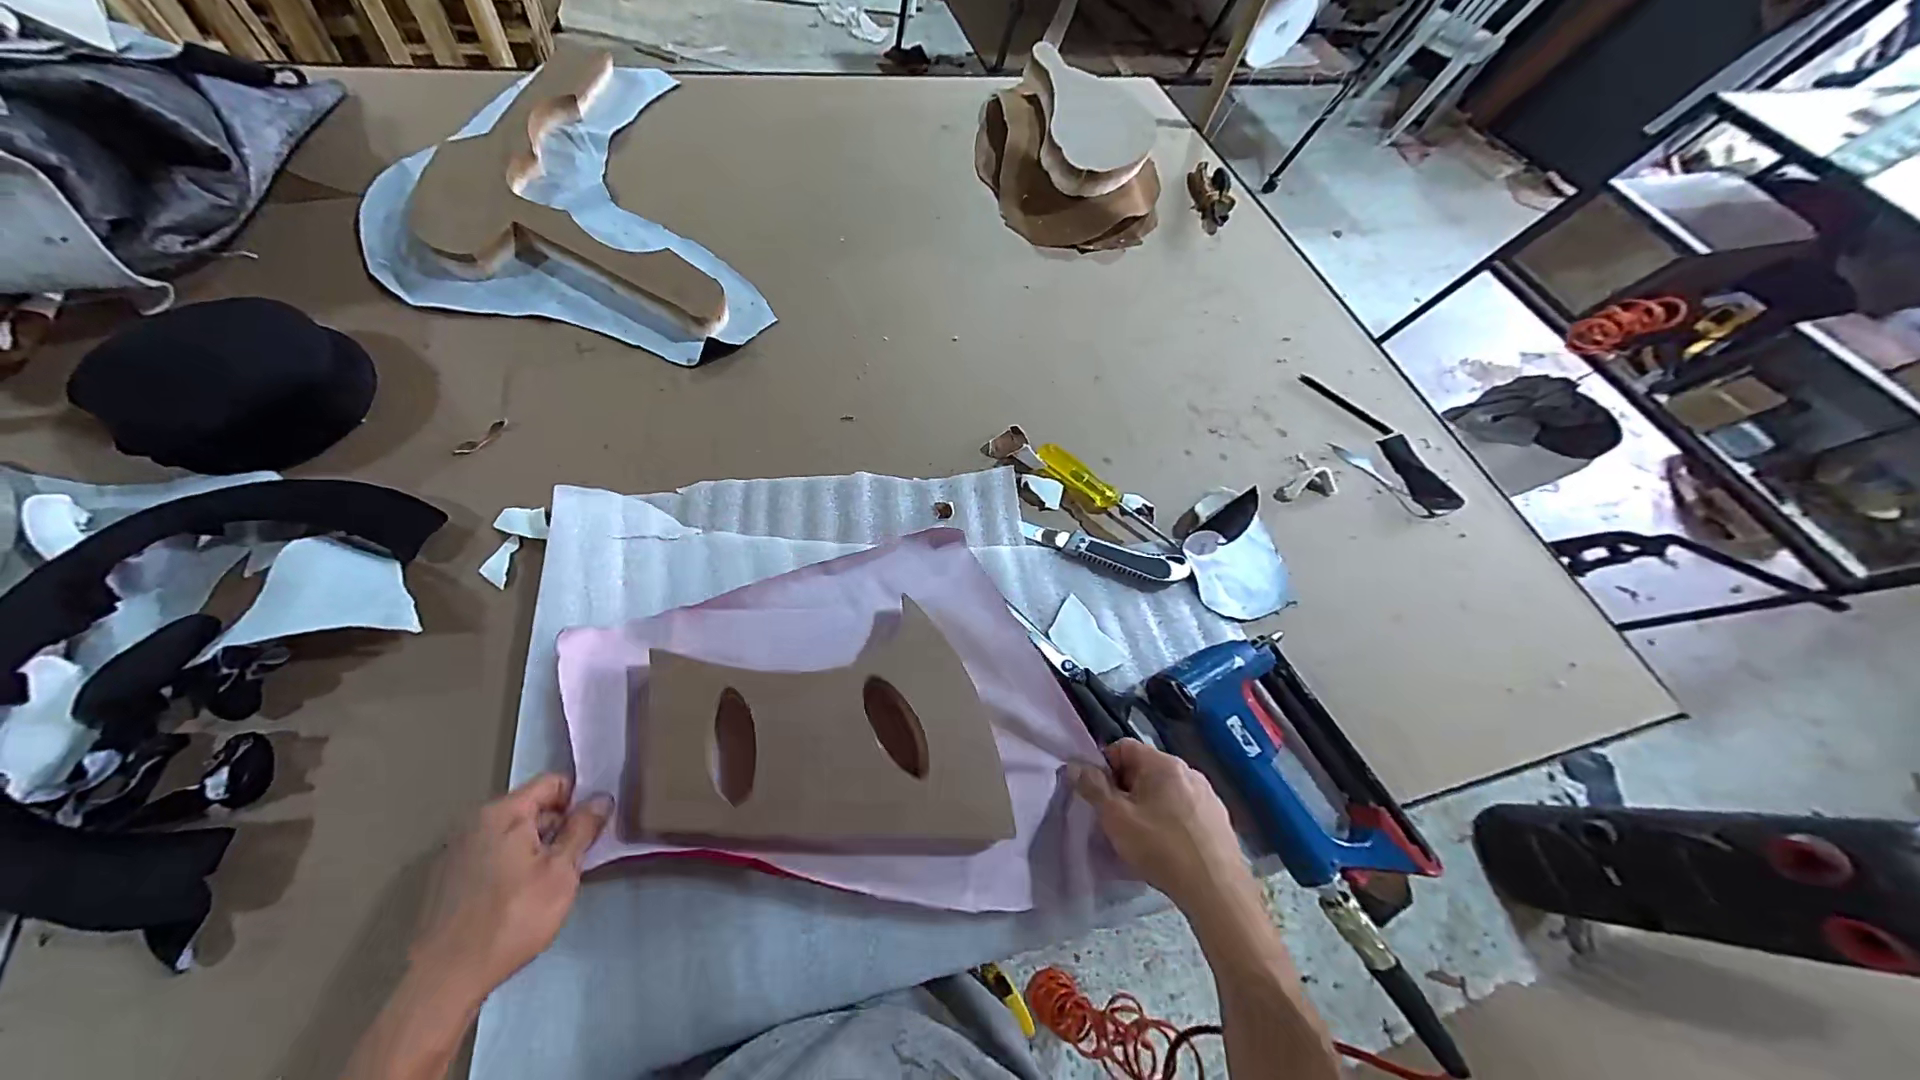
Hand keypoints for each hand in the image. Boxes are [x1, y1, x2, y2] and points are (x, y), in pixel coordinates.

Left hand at [409, 773, 612, 1004]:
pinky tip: (520, 895)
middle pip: (532, 806)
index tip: (596, 824)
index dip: (581, 797)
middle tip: (580, 856)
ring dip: (537, 846)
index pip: (554, 782)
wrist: (445, 980)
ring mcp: (456, 851)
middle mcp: (474, 822)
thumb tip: (601, 798)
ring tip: (552, 879)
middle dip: (560, 825)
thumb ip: (583, 828)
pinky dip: (513, 863)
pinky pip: (493, 854)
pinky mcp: (447, 879)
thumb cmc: (512, 918)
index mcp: (502, 812)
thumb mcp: (561, 872)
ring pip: (513, 833)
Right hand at [1068, 739, 1253, 912]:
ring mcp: (1208, 795)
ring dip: (1148, 805)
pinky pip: (1184, 809)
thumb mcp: (1116, 818)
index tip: (1099, 795)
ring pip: (1165, 790)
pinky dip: (1171, 820)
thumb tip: (1076, 766)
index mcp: (1163, 763)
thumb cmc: (1160, 848)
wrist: (1216, 891)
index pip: (1123, 747)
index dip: (1104, 766)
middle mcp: (1189, 771)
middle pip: (1145, 768)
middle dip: (1125, 788)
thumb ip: (1092, 788)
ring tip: (1141, 836)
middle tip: (1116, 819)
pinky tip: (1168, 847)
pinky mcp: (1219, 819)